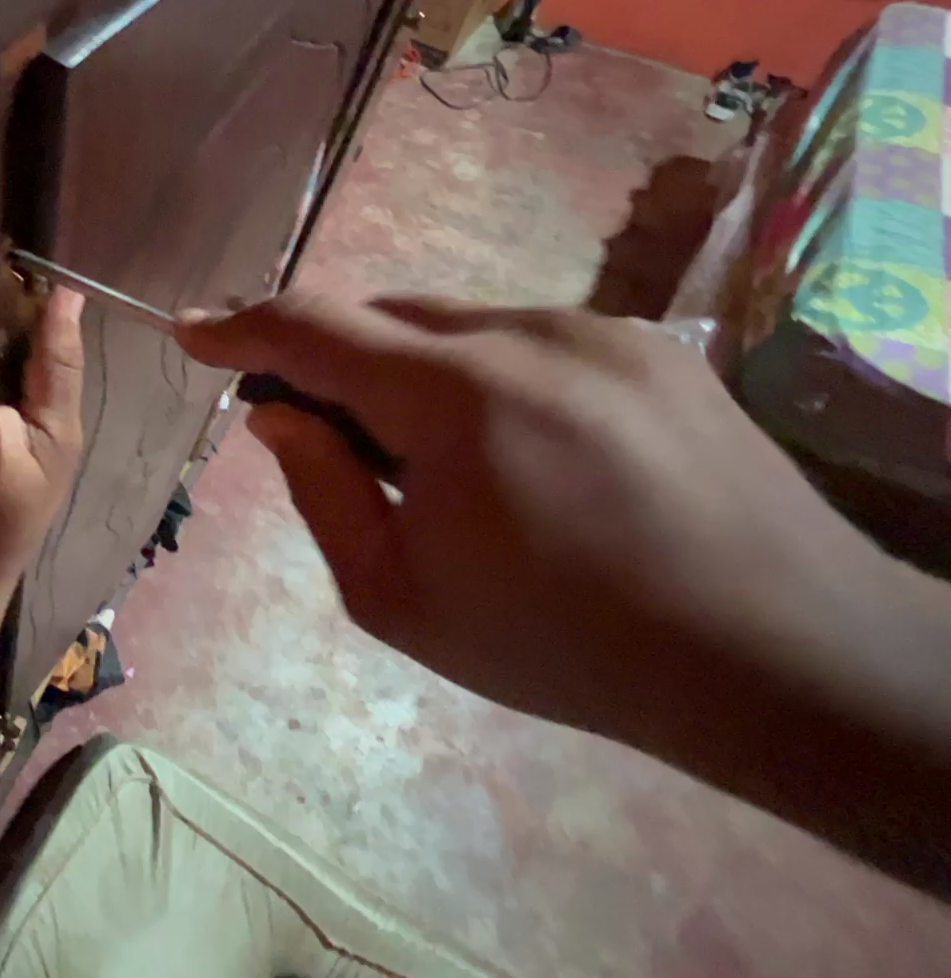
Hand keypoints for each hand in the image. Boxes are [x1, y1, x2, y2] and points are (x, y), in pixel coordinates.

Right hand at [176, 291, 902, 734]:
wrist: (787, 662)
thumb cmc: (557, 642)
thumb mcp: (394, 595)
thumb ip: (319, 490)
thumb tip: (276, 416)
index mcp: (456, 398)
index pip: (312, 330)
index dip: (238, 327)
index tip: (188, 330)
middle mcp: (527, 334)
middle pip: (378, 315)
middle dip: (324, 359)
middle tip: (314, 429)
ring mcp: (597, 330)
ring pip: (448, 323)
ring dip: (399, 370)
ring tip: (421, 457)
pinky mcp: (646, 344)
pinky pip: (514, 337)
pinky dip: (467, 373)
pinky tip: (503, 450)